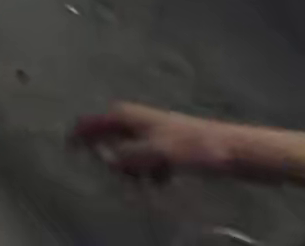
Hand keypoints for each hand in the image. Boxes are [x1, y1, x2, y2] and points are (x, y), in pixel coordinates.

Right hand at [70, 103, 244, 180]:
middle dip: (110, 160)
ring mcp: (149, 131)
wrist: (236, 150)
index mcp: (123, 115)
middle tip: (119, 182)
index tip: (69, 153)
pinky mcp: (165, 144)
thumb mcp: (158, 152)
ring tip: (144, 189)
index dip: (77, 136)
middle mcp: (130, 119)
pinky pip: (146, 158)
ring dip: (132, 170)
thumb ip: (128, 155)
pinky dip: (148, 171)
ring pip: (128, 151)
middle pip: (108, 139)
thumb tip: (103, 159)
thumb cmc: (193, 146)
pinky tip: (161, 184)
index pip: (90, 123)